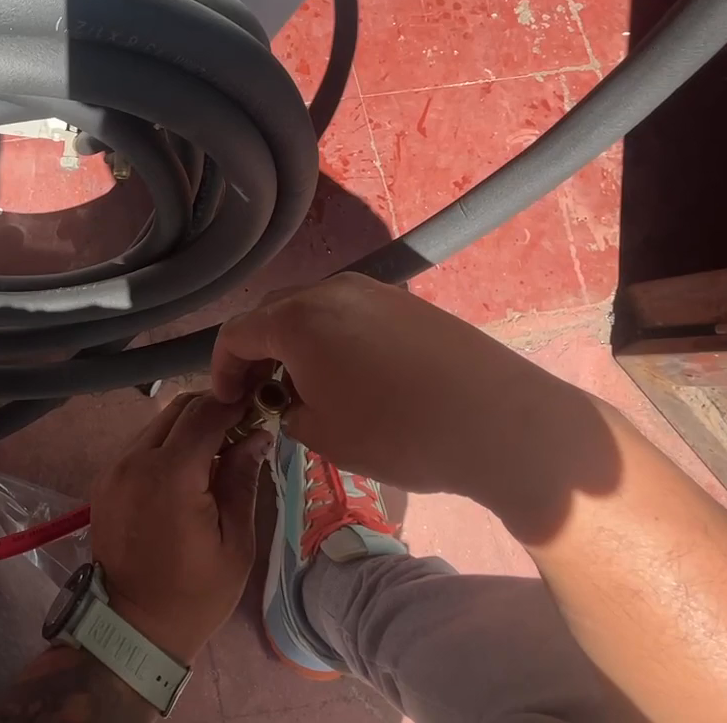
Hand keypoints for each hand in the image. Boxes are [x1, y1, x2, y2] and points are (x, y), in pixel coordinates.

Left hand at [89, 393, 270, 663]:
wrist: (130, 626)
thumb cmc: (193, 595)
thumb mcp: (234, 544)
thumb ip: (243, 481)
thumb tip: (258, 435)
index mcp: (170, 474)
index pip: (204, 414)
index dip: (234, 404)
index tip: (258, 405)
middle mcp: (135, 459)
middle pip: (177, 409)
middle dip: (211, 408)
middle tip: (242, 426)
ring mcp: (114, 467)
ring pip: (156, 423)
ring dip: (187, 425)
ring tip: (218, 448)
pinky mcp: (105, 478)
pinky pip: (139, 443)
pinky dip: (165, 443)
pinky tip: (187, 468)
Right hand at [209, 272, 602, 529]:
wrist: (504, 424)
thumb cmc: (399, 433)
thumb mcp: (323, 435)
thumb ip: (290, 410)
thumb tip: (293, 400)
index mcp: (296, 320)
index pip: (236, 333)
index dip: (222, 368)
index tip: (227, 399)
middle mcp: (328, 291)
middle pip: (271, 313)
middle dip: (257, 350)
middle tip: (261, 390)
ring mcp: (371, 290)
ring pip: (311, 309)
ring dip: (296, 341)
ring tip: (308, 383)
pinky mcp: (405, 301)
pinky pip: (349, 312)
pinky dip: (332, 337)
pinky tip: (354, 374)